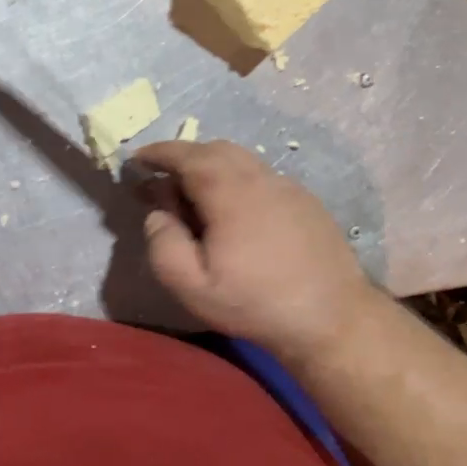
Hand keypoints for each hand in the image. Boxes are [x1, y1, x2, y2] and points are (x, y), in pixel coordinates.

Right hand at [133, 139, 380, 366]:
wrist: (329, 315)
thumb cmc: (254, 303)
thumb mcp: (192, 286)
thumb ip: (164, 245)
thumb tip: (156, 214)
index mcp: (231, 195)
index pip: (189, 156)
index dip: (159, 153)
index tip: (136, 159)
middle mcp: (262, 180)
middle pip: (217, 150)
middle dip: (183, 157)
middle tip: (160, 181)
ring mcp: (289, 188)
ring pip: (242, 162)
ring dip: (210, 168)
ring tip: (191, 198)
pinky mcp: (305, 203)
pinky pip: (260, 178)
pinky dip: (234, 181)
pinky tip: (229, 214)